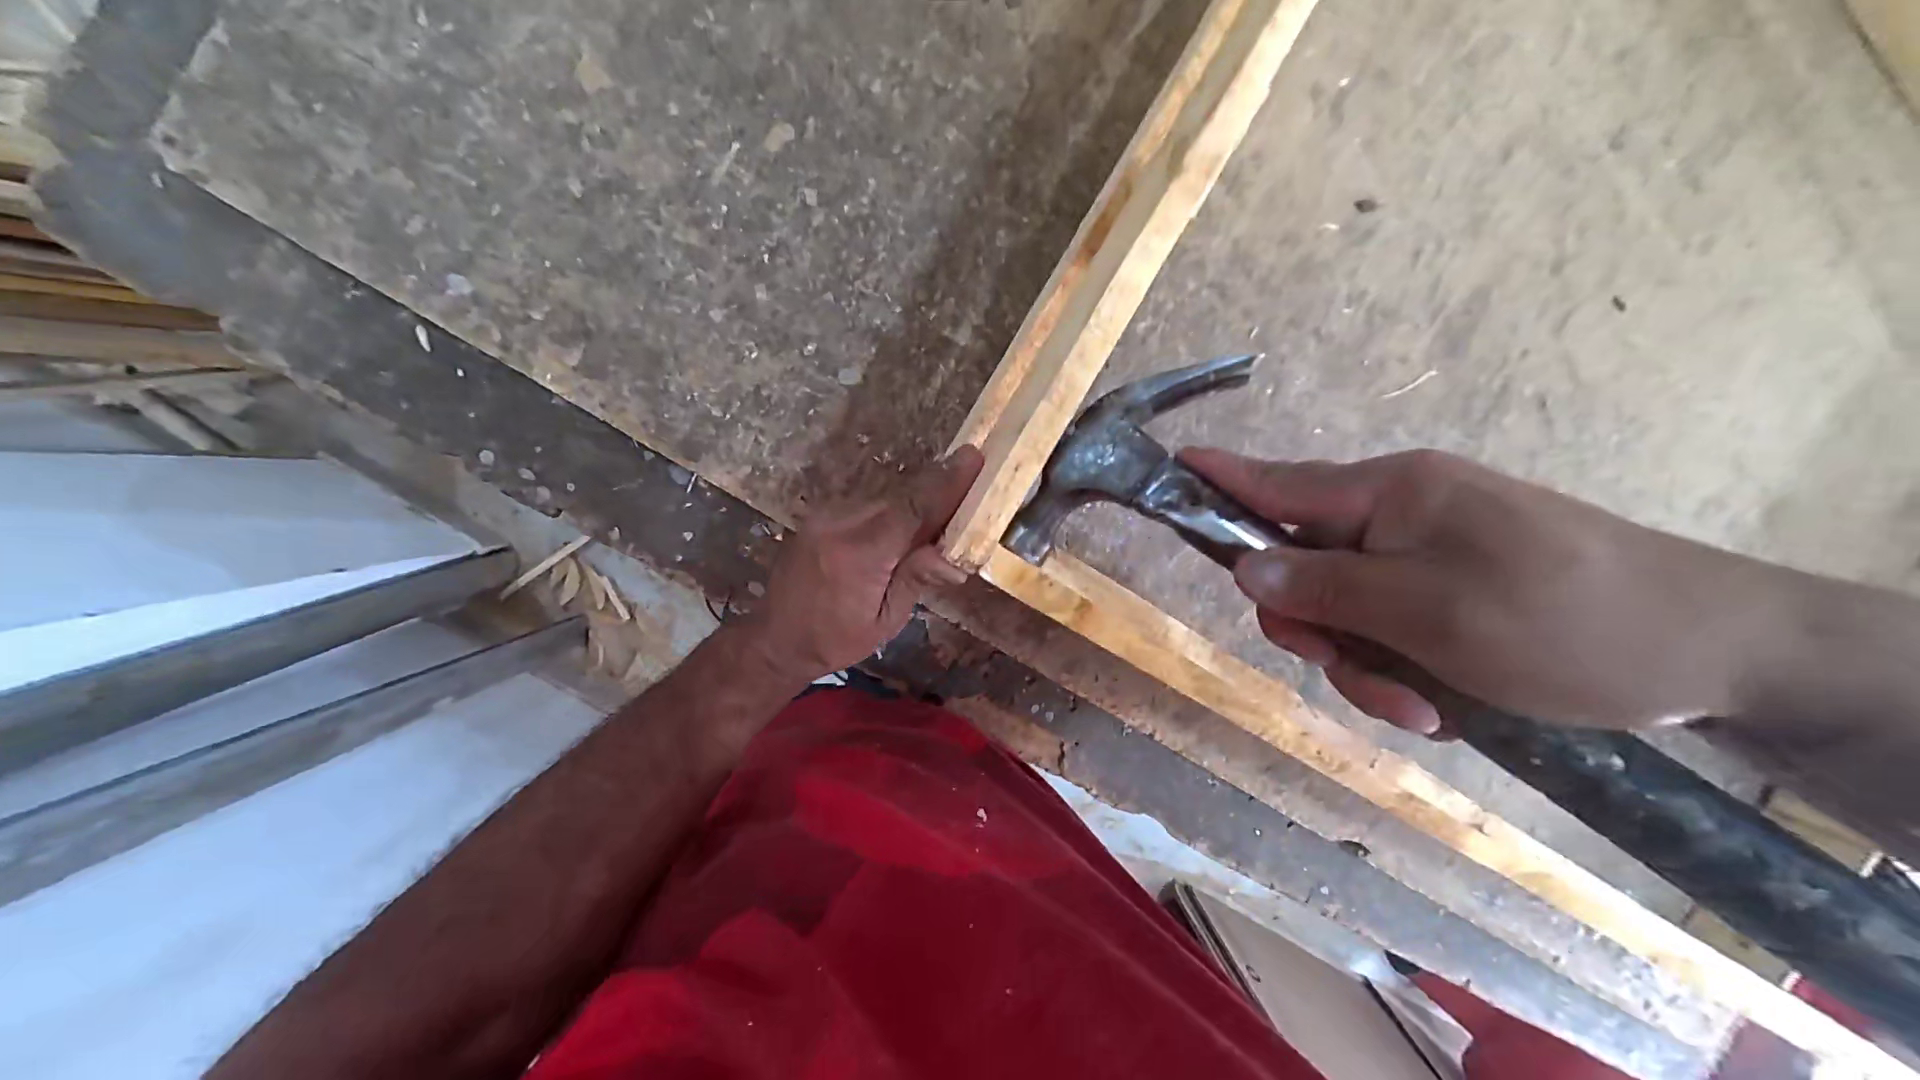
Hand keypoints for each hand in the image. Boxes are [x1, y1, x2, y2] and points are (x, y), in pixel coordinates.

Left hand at [733, 446, 984, 685]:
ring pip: (884, 499)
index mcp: (859, 555)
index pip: (912, 509)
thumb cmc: (834, 640)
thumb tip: (954, 558)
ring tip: (935, 527)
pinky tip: (899, 534)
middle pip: (901, 498)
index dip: (946, 483)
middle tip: (968, 501)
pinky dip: (889, 513)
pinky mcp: (818, 515)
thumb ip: (916, 580)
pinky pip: (865, 505)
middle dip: (936, 497)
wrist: (775, 638)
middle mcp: (839, 524)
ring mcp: (824, 515)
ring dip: (912, 508)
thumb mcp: (884, 622)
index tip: (972, 458)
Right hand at [1181, 448, 1791, 735]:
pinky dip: (1396, 668)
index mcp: (1390, 494)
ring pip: (1342, 608)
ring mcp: (1423, 551)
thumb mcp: (1427, 611)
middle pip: (1302, 566)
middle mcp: (1397, 514)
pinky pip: (1385, 625)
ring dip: (1361, 662)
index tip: (1170, 467)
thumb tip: (1244, 567)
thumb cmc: (1563, 619)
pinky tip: (1439, 703)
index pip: (1279, 482)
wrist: (1717, 650)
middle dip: (1313, 628)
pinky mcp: (1447, 588)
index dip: (1219, 478)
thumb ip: (1324, 586)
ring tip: (1417, 706)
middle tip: (1347, 670)